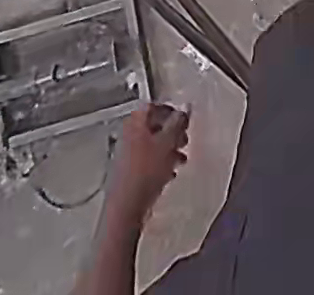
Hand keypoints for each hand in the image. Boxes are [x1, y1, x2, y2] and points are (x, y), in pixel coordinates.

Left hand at [112, 103, 189, 220]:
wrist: (127, 208)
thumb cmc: (146, 172)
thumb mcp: (168, 142)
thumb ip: (178, 123)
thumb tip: (186, 107)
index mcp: (135, 124)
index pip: (151, 105)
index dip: (168, 108)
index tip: (182, 116)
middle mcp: (128, 136)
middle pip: (153, 125)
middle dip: (171, 130)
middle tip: (183, 137)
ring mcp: (127, 155)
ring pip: (152, 143)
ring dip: (169, 147)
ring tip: (181, 156)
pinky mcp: (129, 172)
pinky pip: (148, 160)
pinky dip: (161, 162)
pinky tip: (170, 171)